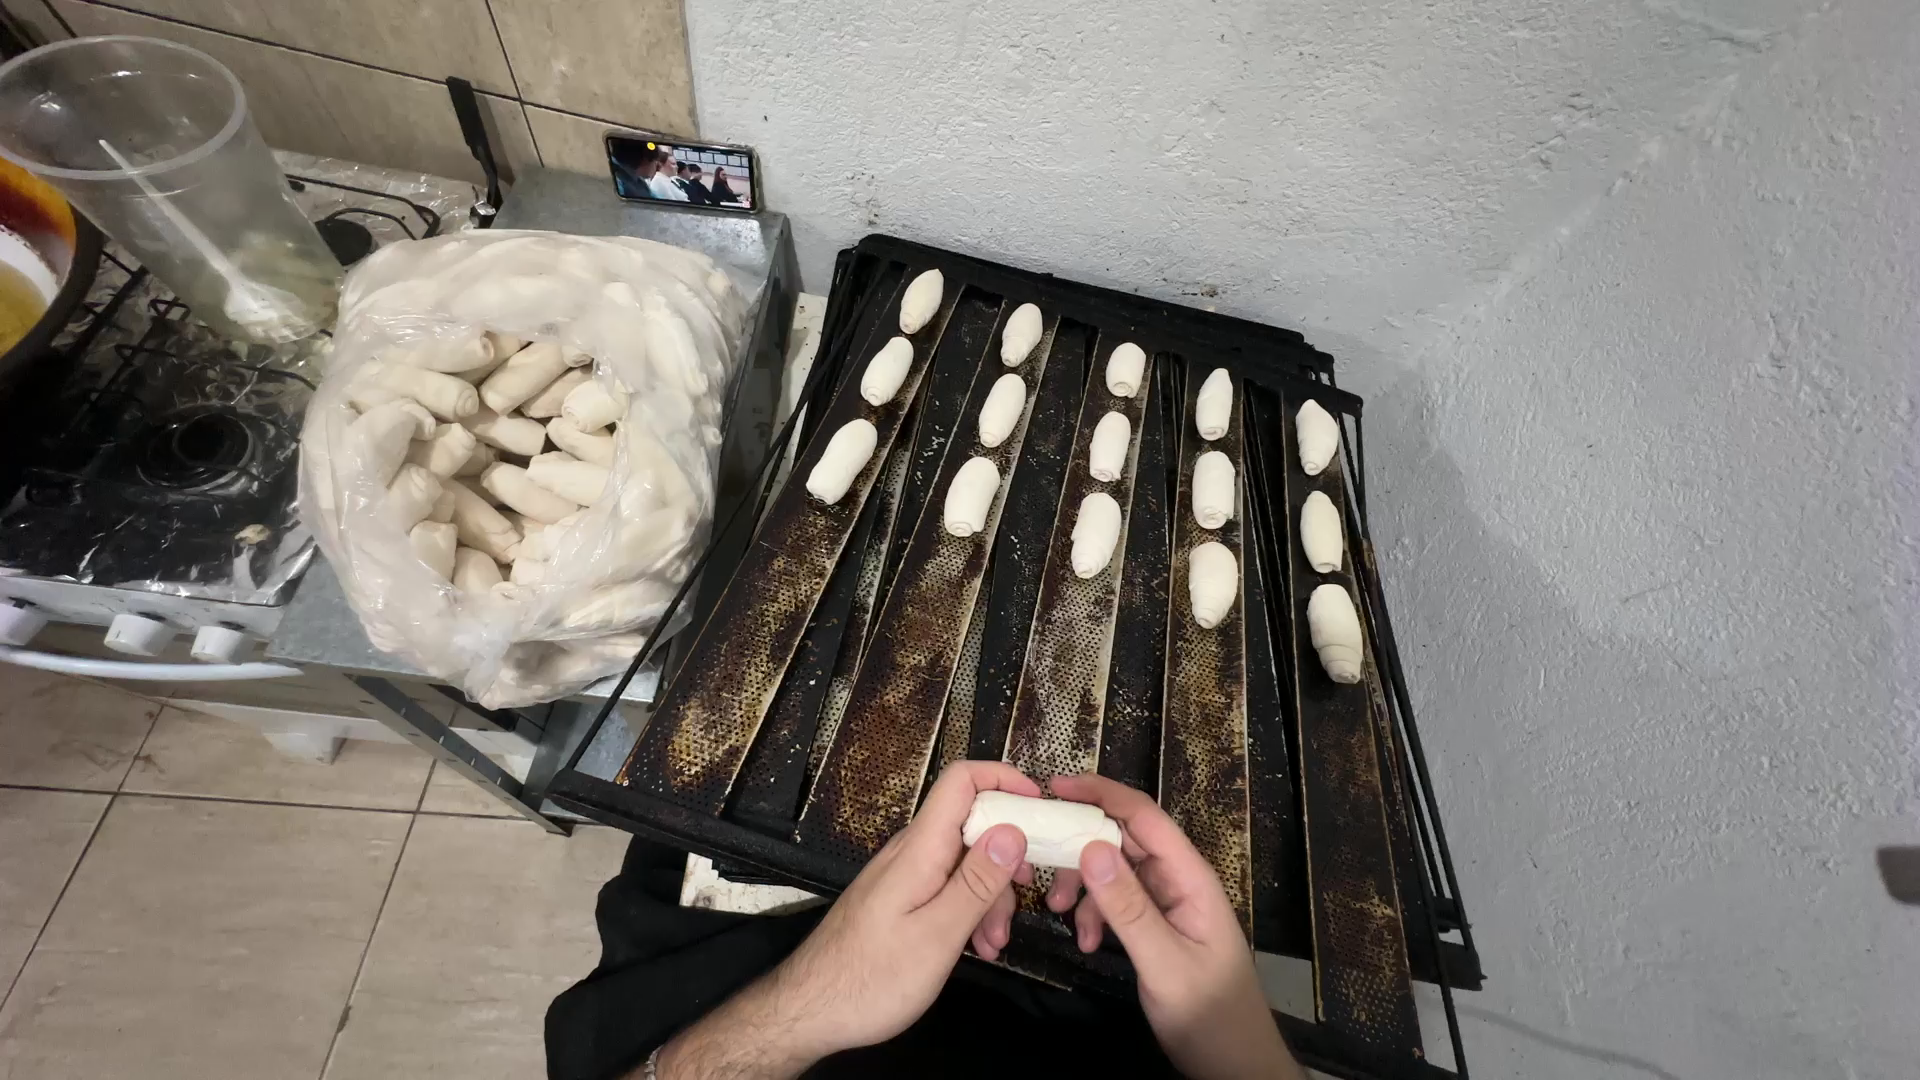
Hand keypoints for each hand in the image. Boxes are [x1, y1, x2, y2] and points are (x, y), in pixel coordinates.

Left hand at [655, 761, 1038, 1077]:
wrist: (809, 1010)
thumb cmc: (871, 978)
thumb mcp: (937, 936)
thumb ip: (977, 881)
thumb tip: (1013, 828)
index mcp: (920, 847)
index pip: (961, 779)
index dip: (1003, 778)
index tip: (1039, 807)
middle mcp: (913, 849)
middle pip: (972, 821)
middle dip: (1007, 856)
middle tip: (1025, 900)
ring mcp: (907, 871)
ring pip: (964, 859)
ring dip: (991, 893)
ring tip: (996, 943)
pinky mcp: (903, 894)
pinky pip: (948, 884)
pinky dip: (969, 908)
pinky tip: (978, 945)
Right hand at [1045, 773, 1299, 1079]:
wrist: (1237, 1068)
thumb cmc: (1210, 1016)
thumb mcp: (1165, 964)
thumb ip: (1128, 908)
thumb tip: (1090, 846)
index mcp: (1189, 876)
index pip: (1143, 815)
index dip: (1101, 793)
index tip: (1055, 786)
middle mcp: (1176, 878)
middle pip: (1122, 837)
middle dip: (1080, 844)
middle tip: (1040, 855)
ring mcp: (1165, 900)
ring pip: (1113, 868)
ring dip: (1082, 884)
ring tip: (1060, 911)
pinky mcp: (1154, 922)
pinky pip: (1115, 899)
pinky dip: (1093, 912)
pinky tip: (1083, 941)